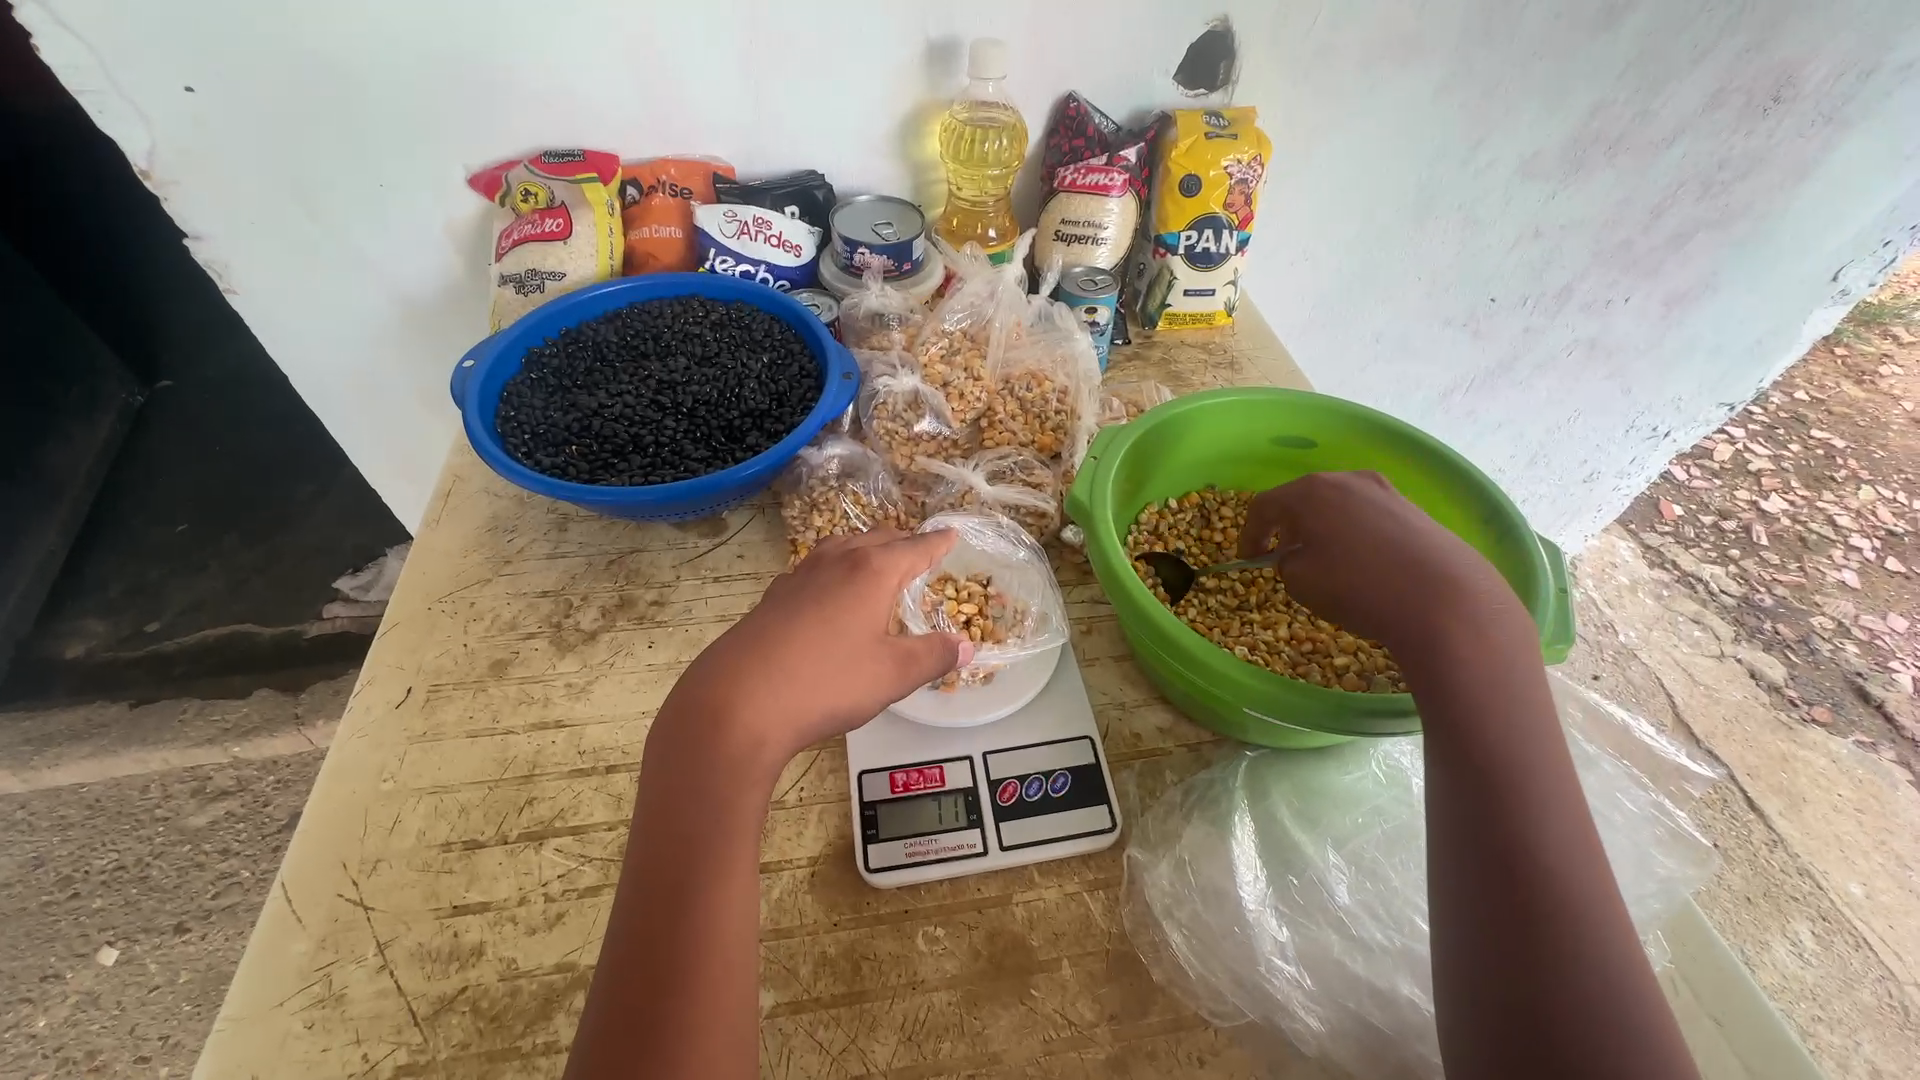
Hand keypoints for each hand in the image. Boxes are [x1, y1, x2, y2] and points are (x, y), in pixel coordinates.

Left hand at [655, 528, 970, 776]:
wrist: (738, 701)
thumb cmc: (826, 682)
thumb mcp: (893, 675)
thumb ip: (933, 656)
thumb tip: (966, 645)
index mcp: (872, 571)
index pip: (915, 548)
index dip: (937, 543)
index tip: (951, 534)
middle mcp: (836, 562)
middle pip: (877, 539)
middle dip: (903, 543)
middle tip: (919, 553)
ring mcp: (799, 577)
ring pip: (840, 548)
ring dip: (865, 551)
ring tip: (876, 565)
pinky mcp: (773, 598)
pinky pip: (814, 570)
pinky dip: (834, 571)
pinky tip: (828, 594)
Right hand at [1236, 471, 1532, 658]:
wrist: (1444, 600)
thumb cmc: (1358, 587)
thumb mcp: (1300, 582)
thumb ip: (1286, 563)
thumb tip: (1297, 557)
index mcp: (1310, 491)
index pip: (1263, 506)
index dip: (1249, 534)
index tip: (1247, 561)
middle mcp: (1347, 480)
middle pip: (1302, 499)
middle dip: (1286, 527)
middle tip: (1280, 556)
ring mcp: (1384, 491)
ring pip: (1336, 506)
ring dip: (1320, 529)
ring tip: (1321, 560)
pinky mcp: (1413, 509)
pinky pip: (1365, 516)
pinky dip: (1350, 534)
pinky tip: (1359, 563)